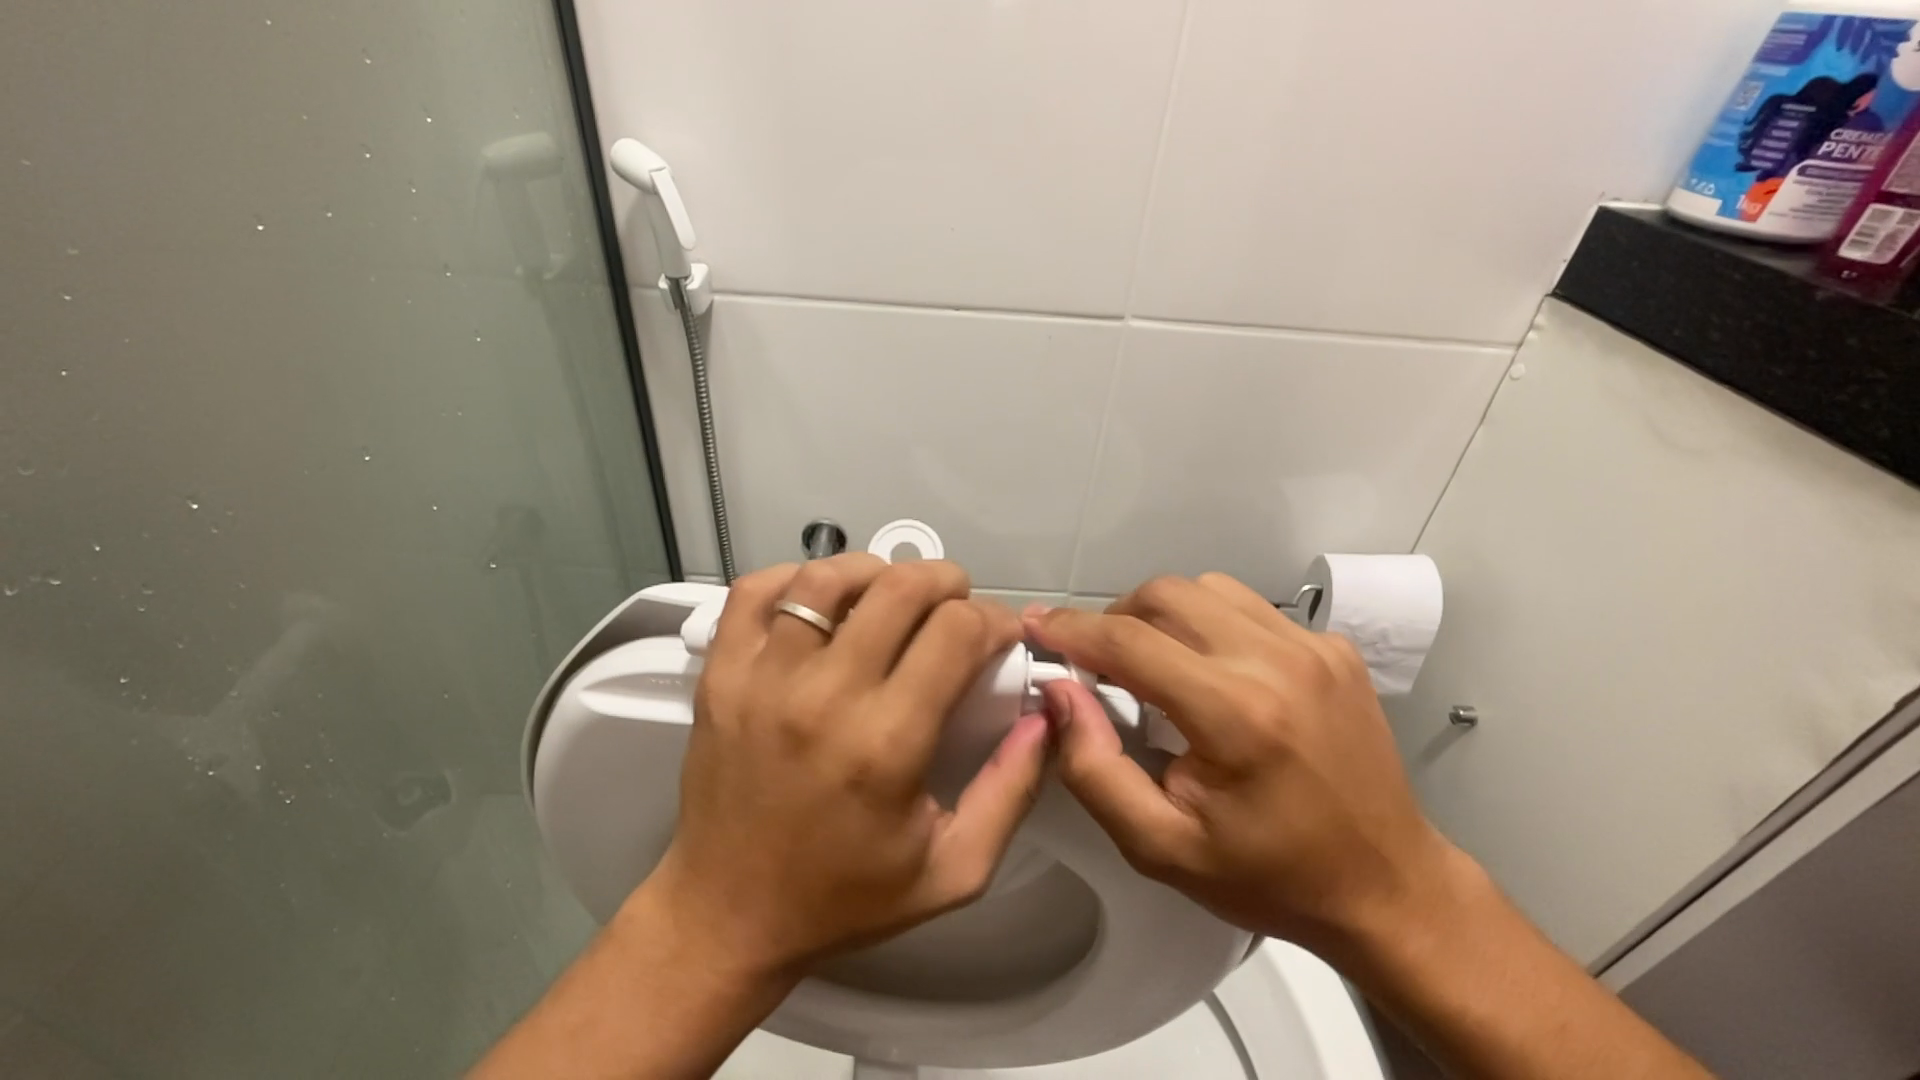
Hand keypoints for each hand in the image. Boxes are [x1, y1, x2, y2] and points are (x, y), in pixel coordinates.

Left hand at [643, 554, 1052, 980]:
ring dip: (876, 571)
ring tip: (895, 596)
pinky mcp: (720, 675)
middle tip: (958, 607)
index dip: (994, 621)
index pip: (957, 632)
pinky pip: (755, 591)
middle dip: (947, 584)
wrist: (728, 915)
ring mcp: (762, 679)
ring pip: (828, 578)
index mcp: (887, 743)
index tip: (1000, 638)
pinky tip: (823, 601)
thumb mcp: (954, 869)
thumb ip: (1011, 791)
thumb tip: (1043, 716)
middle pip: (900, 588)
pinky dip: (796, 578)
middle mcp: (824, 696)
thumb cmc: (845, 898)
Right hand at [1026, 572, 1458, 955]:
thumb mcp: (1159, 847)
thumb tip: (1060, 690)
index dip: (1070, 629)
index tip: (1035, 626)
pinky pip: (1252, 608)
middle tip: (1098, 661)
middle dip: (1116, 618)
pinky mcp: (1335, 649)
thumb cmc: (1267, 877)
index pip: (1129, 641)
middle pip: (1166, 594)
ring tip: (1152, 662)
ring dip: (1163, 614)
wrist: (1385, 886)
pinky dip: (1212, 625)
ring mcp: (1315, 648)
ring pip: (1208, 588)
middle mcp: (1278, 661)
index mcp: (1234, 714)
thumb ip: (1094, 767)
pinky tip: (1213, 672)